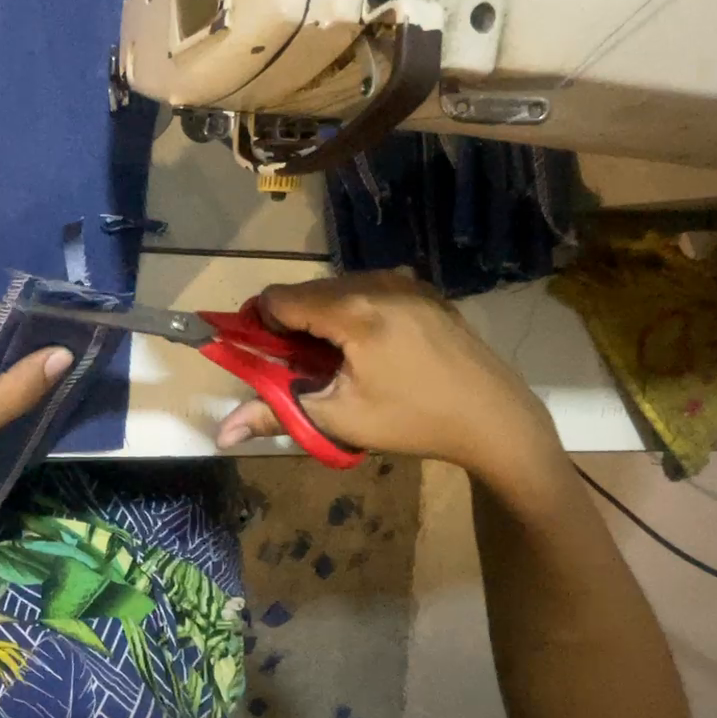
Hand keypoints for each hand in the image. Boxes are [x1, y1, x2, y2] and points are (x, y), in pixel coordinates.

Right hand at [215, 272, 557, 480]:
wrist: (495, 418)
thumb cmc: (414, 421)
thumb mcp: (340, 421)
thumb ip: (275, 416)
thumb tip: (220, 435)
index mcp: (355, 310)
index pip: (279, 298)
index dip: (261, 326)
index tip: (270, 359)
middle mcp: (378, 282)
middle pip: (306, 290)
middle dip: (291, 325)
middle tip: (303, 368)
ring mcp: (405, 282)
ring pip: (335, 288)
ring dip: (320, 318)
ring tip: (337, 360)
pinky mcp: (423, 290)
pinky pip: (367, 289)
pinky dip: (351, 312)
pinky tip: (369, 348)